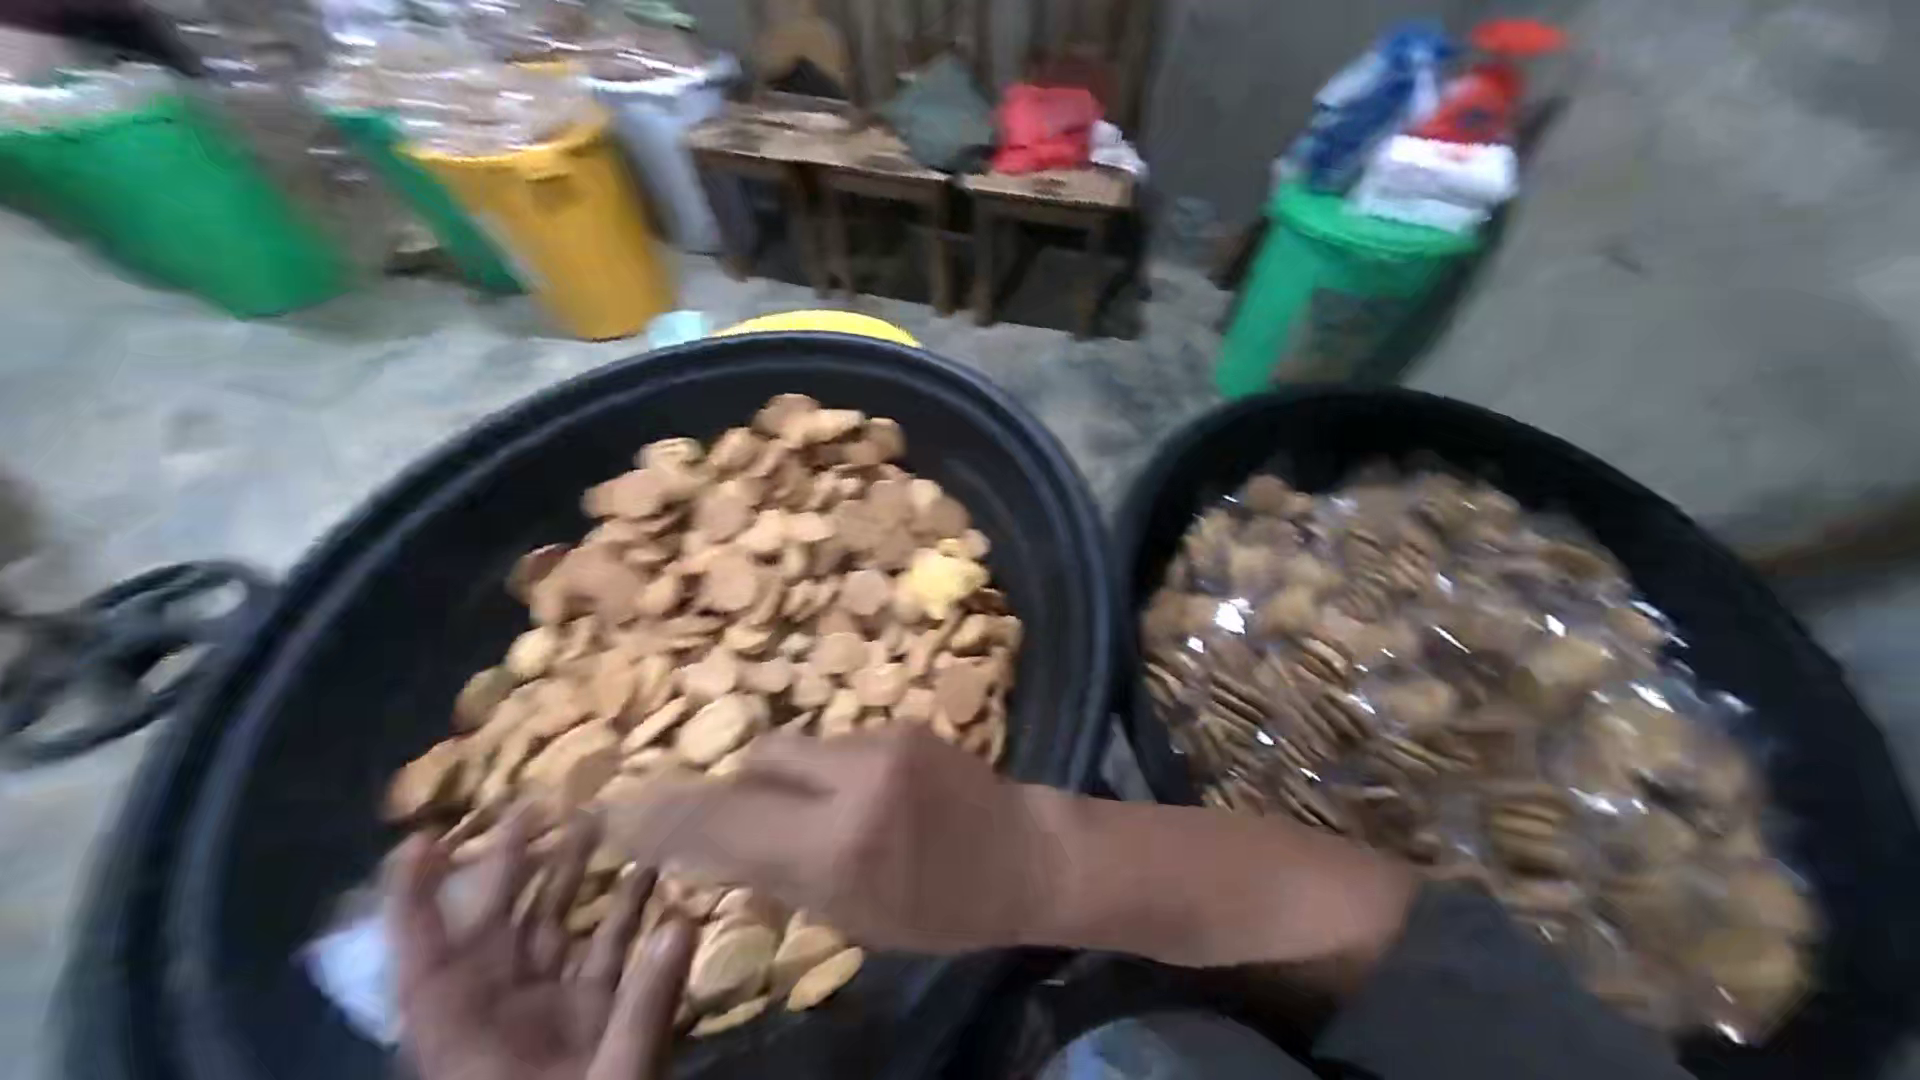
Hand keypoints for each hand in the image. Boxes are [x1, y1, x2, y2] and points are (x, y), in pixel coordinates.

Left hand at [387, 808, 697, 1079]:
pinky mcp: (593, 1022)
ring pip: (551, 932)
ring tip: (599, 819)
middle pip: (497, 929)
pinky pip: (604, 954)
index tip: (418, 841)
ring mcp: (549, 1017)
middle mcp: (500, 1018)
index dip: (414, 904)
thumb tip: (681, 921)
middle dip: (514, 865)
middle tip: (539, 802)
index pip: (426, 963)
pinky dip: (625, 913)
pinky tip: (651, 876)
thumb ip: (642, 1009)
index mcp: (469, 1041)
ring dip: (573, 878)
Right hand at [598, 729, 1056, 953]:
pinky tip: (855, 795)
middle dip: (733, 790)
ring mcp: (880, 742)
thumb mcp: (851, 916)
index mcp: (837, 848)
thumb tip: (712, 847)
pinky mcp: (899, 723)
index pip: (724, 823)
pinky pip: (834, 742)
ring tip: (813, 812)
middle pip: (754, 762)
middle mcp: (852, 781)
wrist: (1023, 852)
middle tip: (741, 820)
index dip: (662, 816)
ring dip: (784, 779)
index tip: (613, 811)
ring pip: (794, 749)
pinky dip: (824, 770)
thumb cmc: (939, 908)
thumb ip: (778, 873)